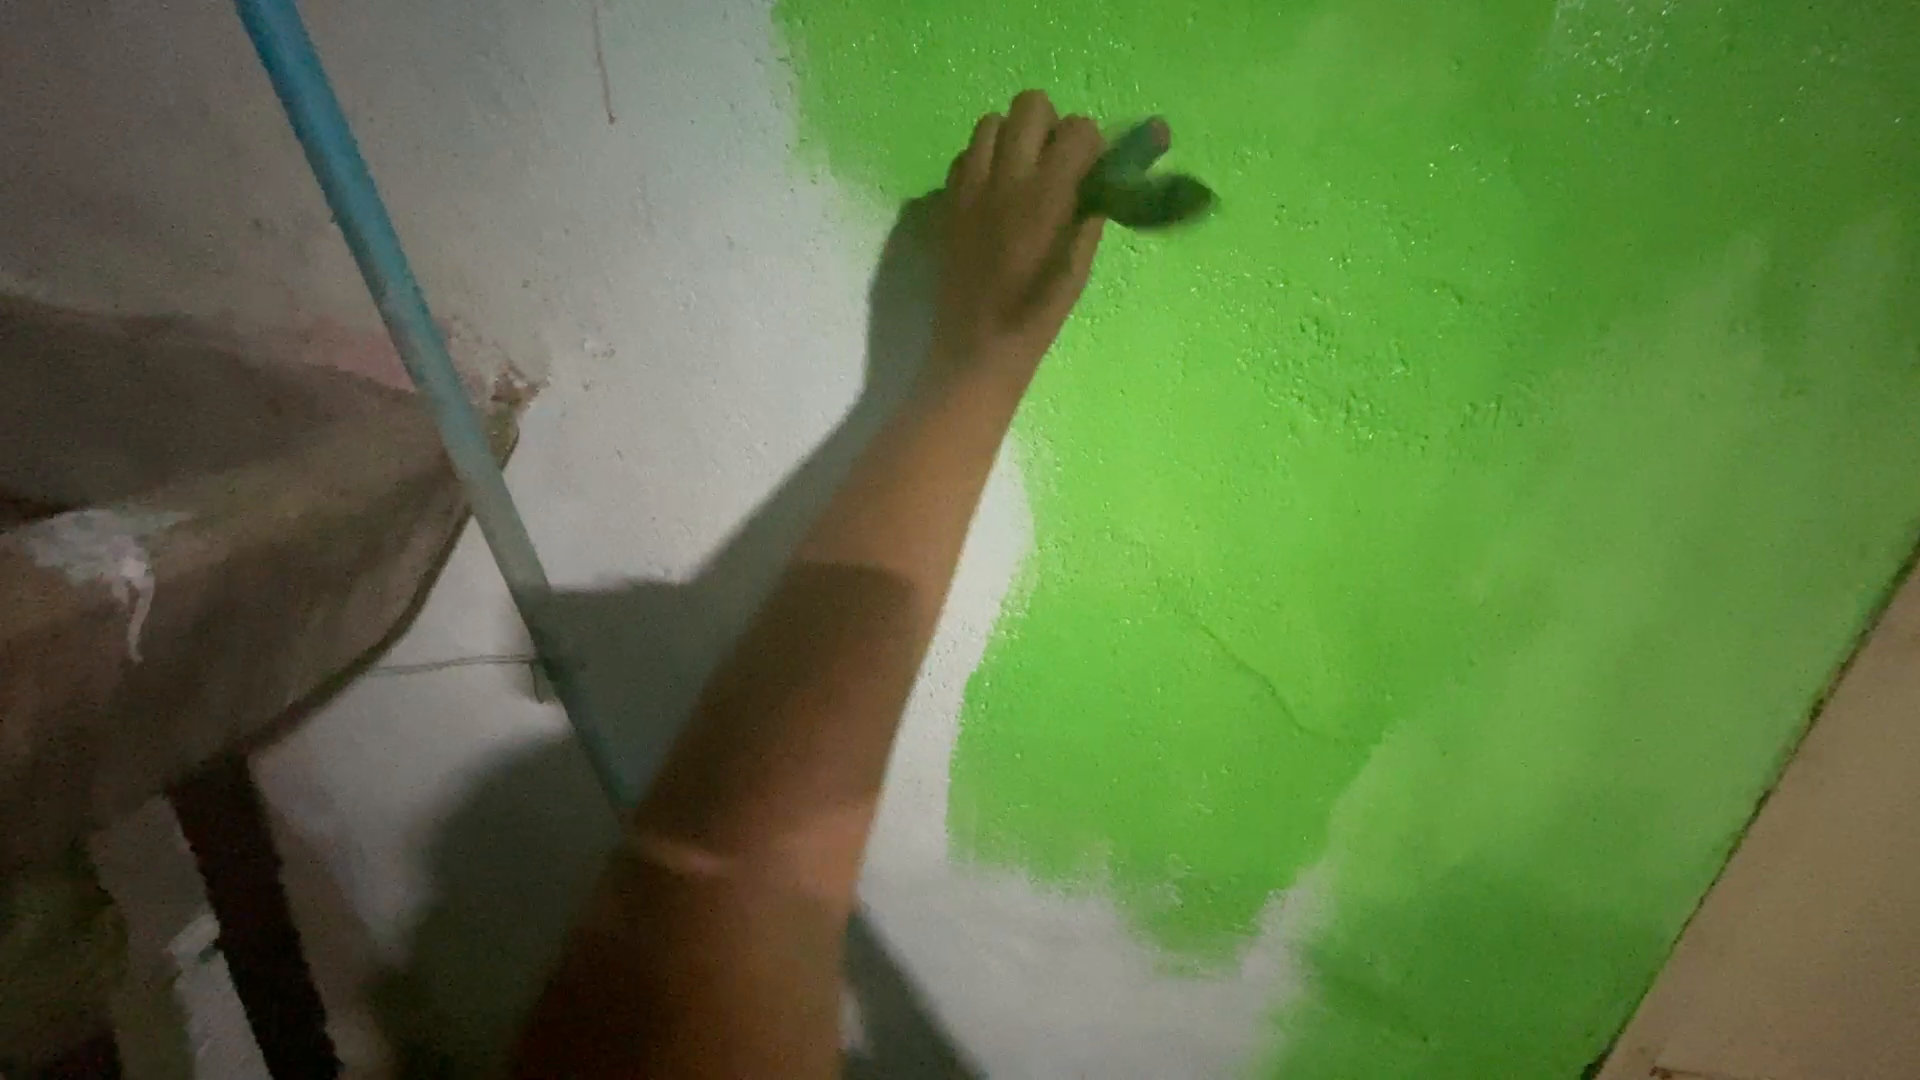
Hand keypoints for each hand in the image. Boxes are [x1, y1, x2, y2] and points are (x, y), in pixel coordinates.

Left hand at [930, 90, 1105, 391]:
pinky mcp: (947, 205)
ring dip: (1011, 139)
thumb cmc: (1034, 320)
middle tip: (1053, 163)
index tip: (1091, 168)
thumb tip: (1094, 189)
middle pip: (1029, 105)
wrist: (976, 350)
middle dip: (1049, 125)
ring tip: (1020, 177)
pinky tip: (992, 197)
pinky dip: (981, 164)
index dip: (1090, 144)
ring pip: (990, 124)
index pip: (1077, 129)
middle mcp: (1006, 180)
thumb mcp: (1075, 272)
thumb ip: (1087, 221)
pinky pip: (963, 158)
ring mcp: (970, 189)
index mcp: (1046, 197)